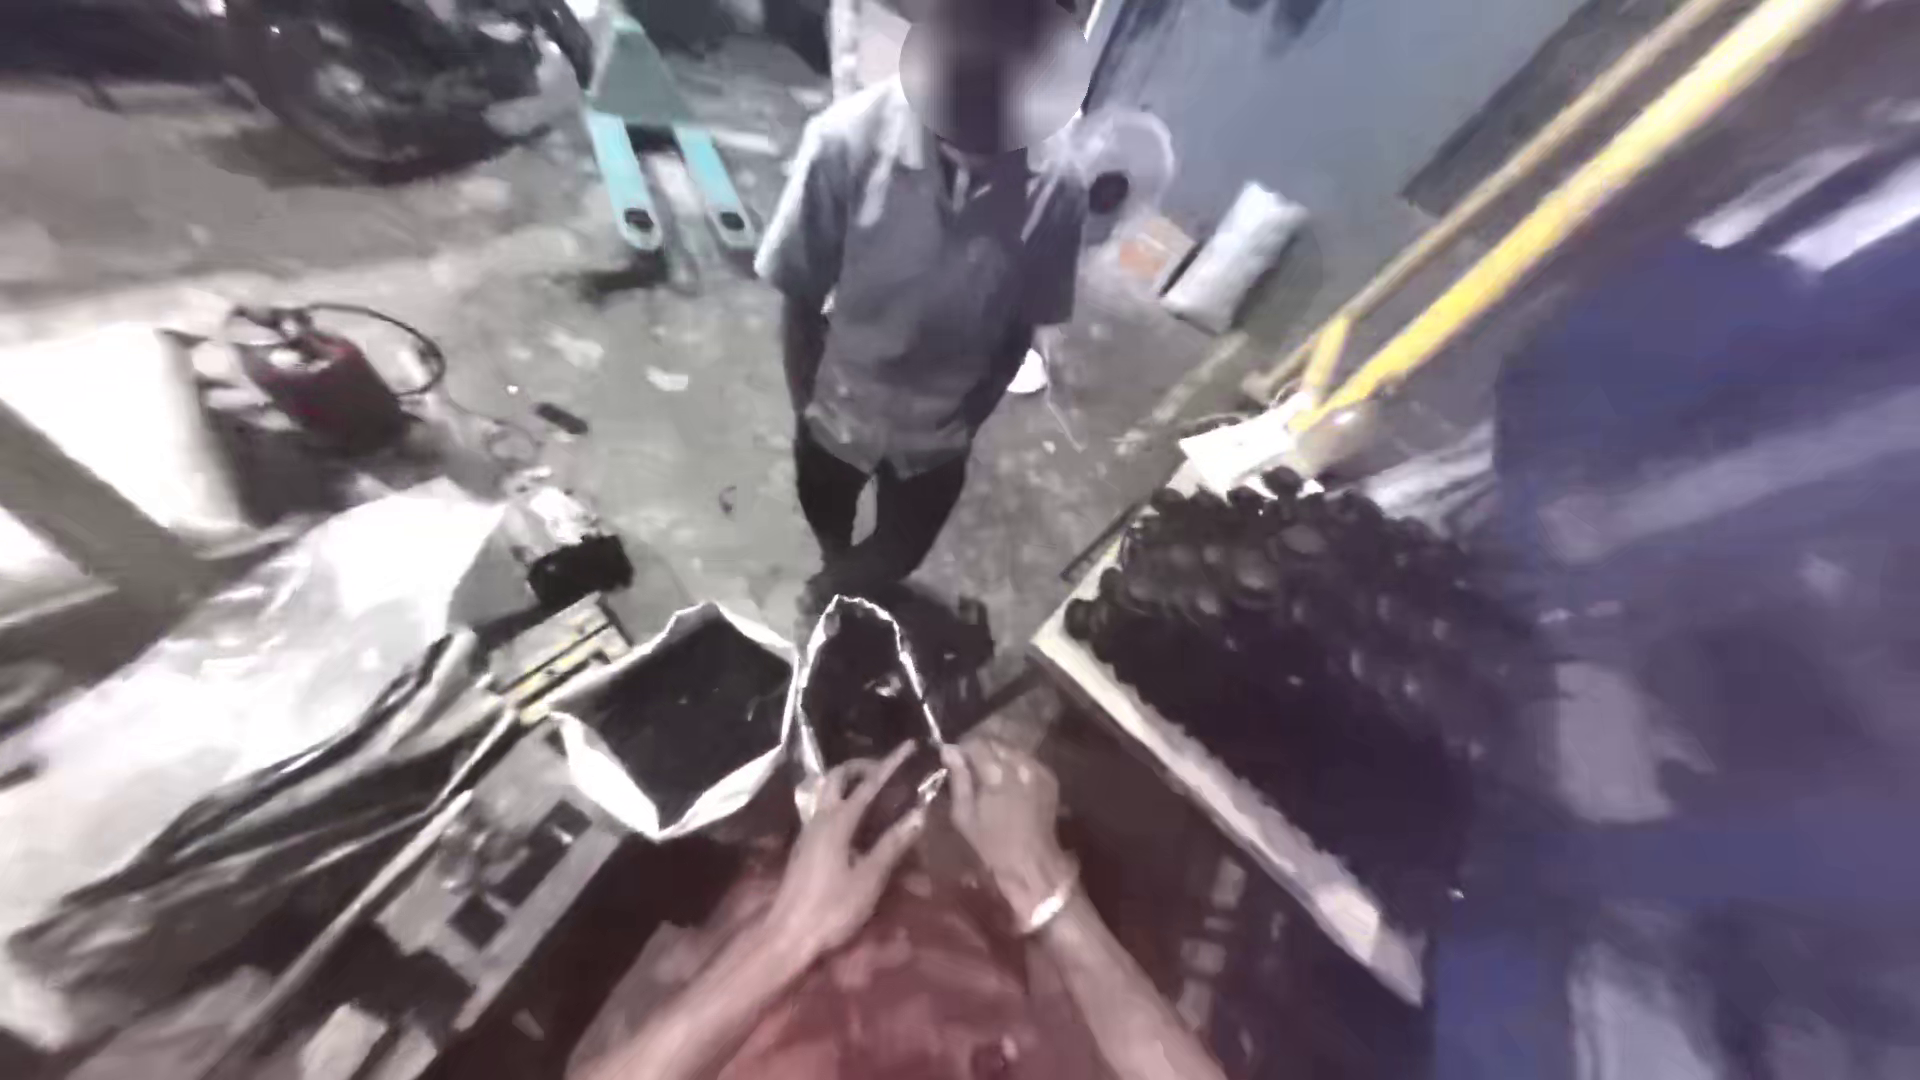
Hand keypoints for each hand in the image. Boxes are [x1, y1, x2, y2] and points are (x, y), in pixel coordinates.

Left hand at [763, 743, 925, 963]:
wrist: (786, 939)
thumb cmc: (830, 910)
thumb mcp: (868, 879)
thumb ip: (892, 844)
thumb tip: (919, 814)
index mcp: (838, 821)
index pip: (869, 783)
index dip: (891, 762)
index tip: (909, 745)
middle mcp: (821, 817)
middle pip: (839, 776)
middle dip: (862, 766)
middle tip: (885, 770)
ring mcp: (810, 831)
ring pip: (828, 791)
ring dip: (850, 782)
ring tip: (876, 792)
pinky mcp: (806, 846)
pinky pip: (826, 808)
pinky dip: (844, 801)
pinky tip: (859, 822)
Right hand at [942, 740, 1075, 918]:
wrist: (1033, 864)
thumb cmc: (993, 845)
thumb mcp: (965, 815)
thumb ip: (958, 778)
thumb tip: (949, 749)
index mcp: (998, 775)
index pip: (978, 743)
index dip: (964, 747)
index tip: (956, 757)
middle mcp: (1021, 765)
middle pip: (996, 743)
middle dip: (981, 750)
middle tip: (970, 766)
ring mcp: (1038, 769)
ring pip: (1011, 749)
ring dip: (998, 756)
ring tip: (988, 774)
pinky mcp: (1049, 776)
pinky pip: (1025, 760)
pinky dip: (1014, 764)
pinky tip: (1008, 782)